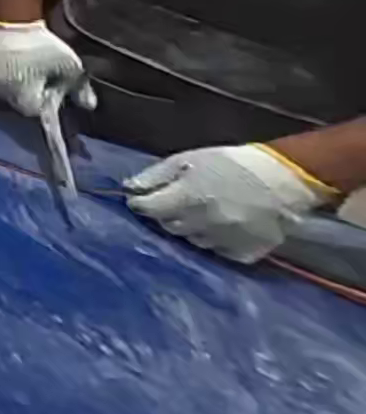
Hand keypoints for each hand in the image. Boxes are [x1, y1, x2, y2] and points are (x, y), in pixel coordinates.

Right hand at [0, 20, 95, 116]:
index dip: (49, 110)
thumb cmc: (41, 48)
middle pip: (20, 104)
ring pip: (8, 93)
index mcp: (23, 96)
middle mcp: (2, 92)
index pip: (36, 114)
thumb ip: (79, 89)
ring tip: (34, 77)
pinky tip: (20, 70)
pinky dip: (11, 80)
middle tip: (49, 88)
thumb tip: (87, 106)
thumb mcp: (69, 67)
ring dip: (22, 89)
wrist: (9, 24)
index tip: (58, 103)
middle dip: (35, 99)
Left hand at [124, 143, 335, 262]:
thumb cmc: (226, 164)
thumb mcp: (180, 161)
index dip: (139, 203)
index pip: (146, 209)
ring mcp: (234, 237)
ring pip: (193, 240)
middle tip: (174, 204)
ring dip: (190, 229)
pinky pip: (224, 253)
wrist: (285, 176)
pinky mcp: (256, 248)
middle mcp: (210, 221)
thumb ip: (152, 177)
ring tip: (200, 215)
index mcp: (189, 197)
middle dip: (164, 215)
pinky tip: (219, 229)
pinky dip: (217, 243)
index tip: (141, 198)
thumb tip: (128, 189)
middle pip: (168, 225)